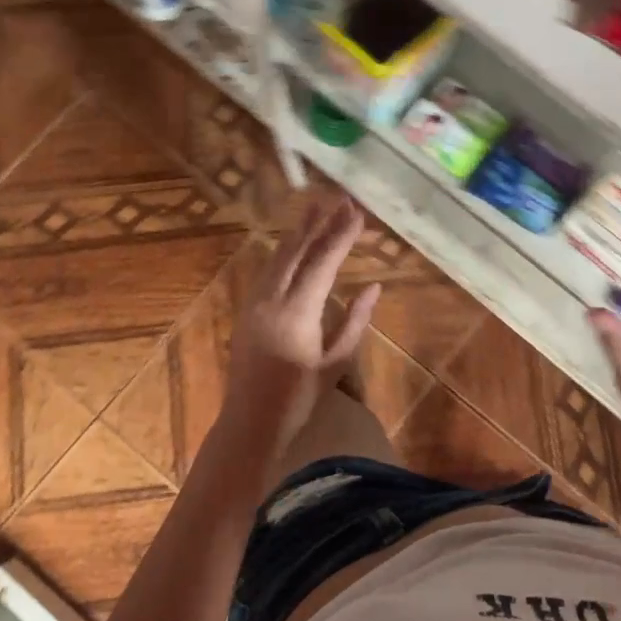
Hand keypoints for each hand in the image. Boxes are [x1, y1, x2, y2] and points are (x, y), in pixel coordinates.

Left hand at [223, 195, 380, 449]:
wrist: (250, 421)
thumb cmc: (298, 398)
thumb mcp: (335, 362)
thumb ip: (355, 321)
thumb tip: (374, 287)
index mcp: (298, 311)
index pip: (323, 262)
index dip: (341, 236)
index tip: (358, 213)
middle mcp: (273, 298)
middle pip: (298, 251)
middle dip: (319, 224)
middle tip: (338, 199)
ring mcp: (255, 302)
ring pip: (278, 257)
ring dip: (298, 233)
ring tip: (314, 209)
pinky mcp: (247, 310)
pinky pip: (268, 271)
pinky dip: (284, 252)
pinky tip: (292, 245)